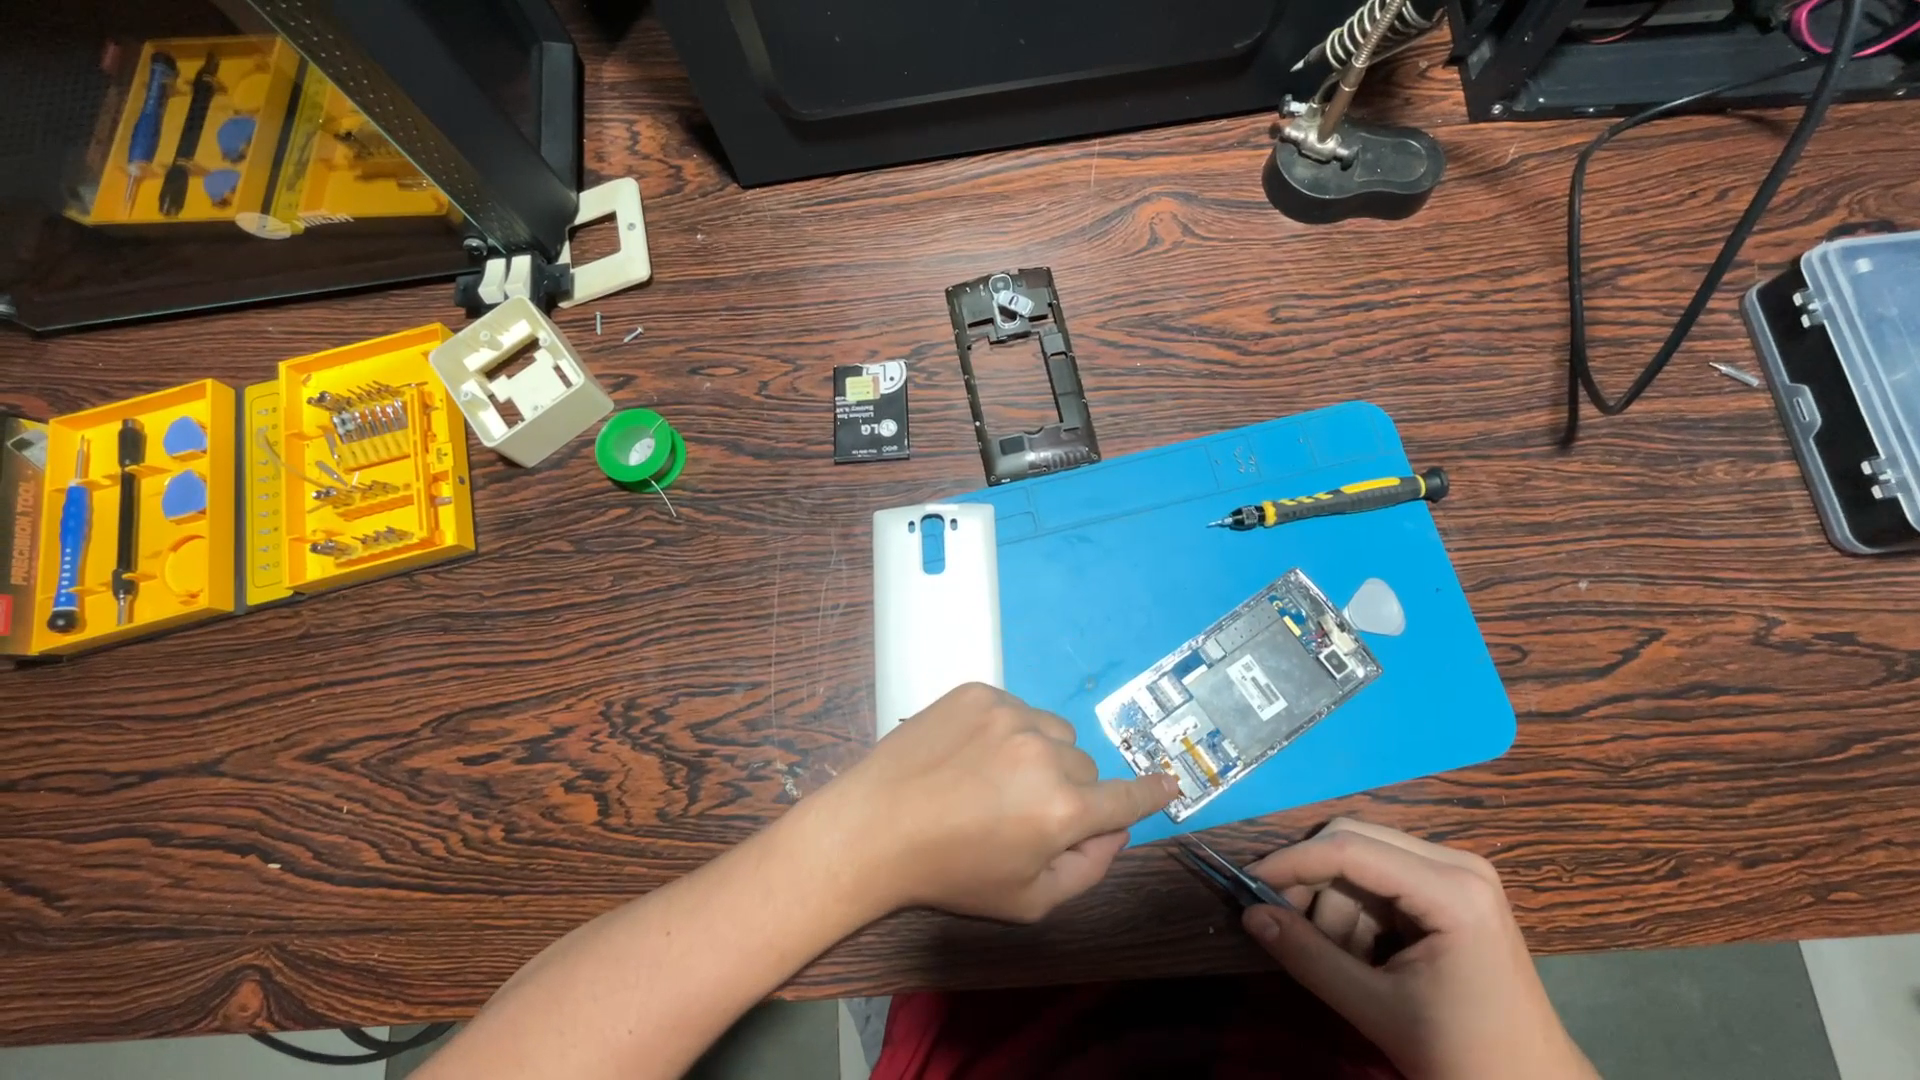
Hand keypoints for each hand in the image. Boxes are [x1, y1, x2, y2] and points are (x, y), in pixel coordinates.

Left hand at [816, 683, 1177, 922]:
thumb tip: (1117, 828)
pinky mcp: (979, 691)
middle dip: (1070, 791)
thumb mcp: (1028, 900)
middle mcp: (1045, 752)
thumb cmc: (951, 874)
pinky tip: (972, 755)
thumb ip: (1088, 869)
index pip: (1126, 797)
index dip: (1151, 793)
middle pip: (1086, 768)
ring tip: (994, 781)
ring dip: (1042, 756)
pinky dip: (1008, 731)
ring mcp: (1010, 714)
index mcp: (1063, 809)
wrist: (872, 826)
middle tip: (1023, 813)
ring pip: (1055, 733)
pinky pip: (1018, 709)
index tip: (1168, 782)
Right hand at [1240, 818, 1595, 1079]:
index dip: (1292, 862)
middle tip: (1286, 925)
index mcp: (1452, 889)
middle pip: (1353, 840)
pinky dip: (1358, 910)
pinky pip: (1382, 878)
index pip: (1350, 848)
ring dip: (1336, 904)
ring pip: (1363, 859)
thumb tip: (1250, 915)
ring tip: (1342, 962)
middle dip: (1314, 882)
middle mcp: (1458, 864)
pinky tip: (1363, 954)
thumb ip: (1307, 957)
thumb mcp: (1376, 1009)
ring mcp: (1459, 874)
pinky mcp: (1454, 890)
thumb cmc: (1465, 1056)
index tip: (1247, 883)